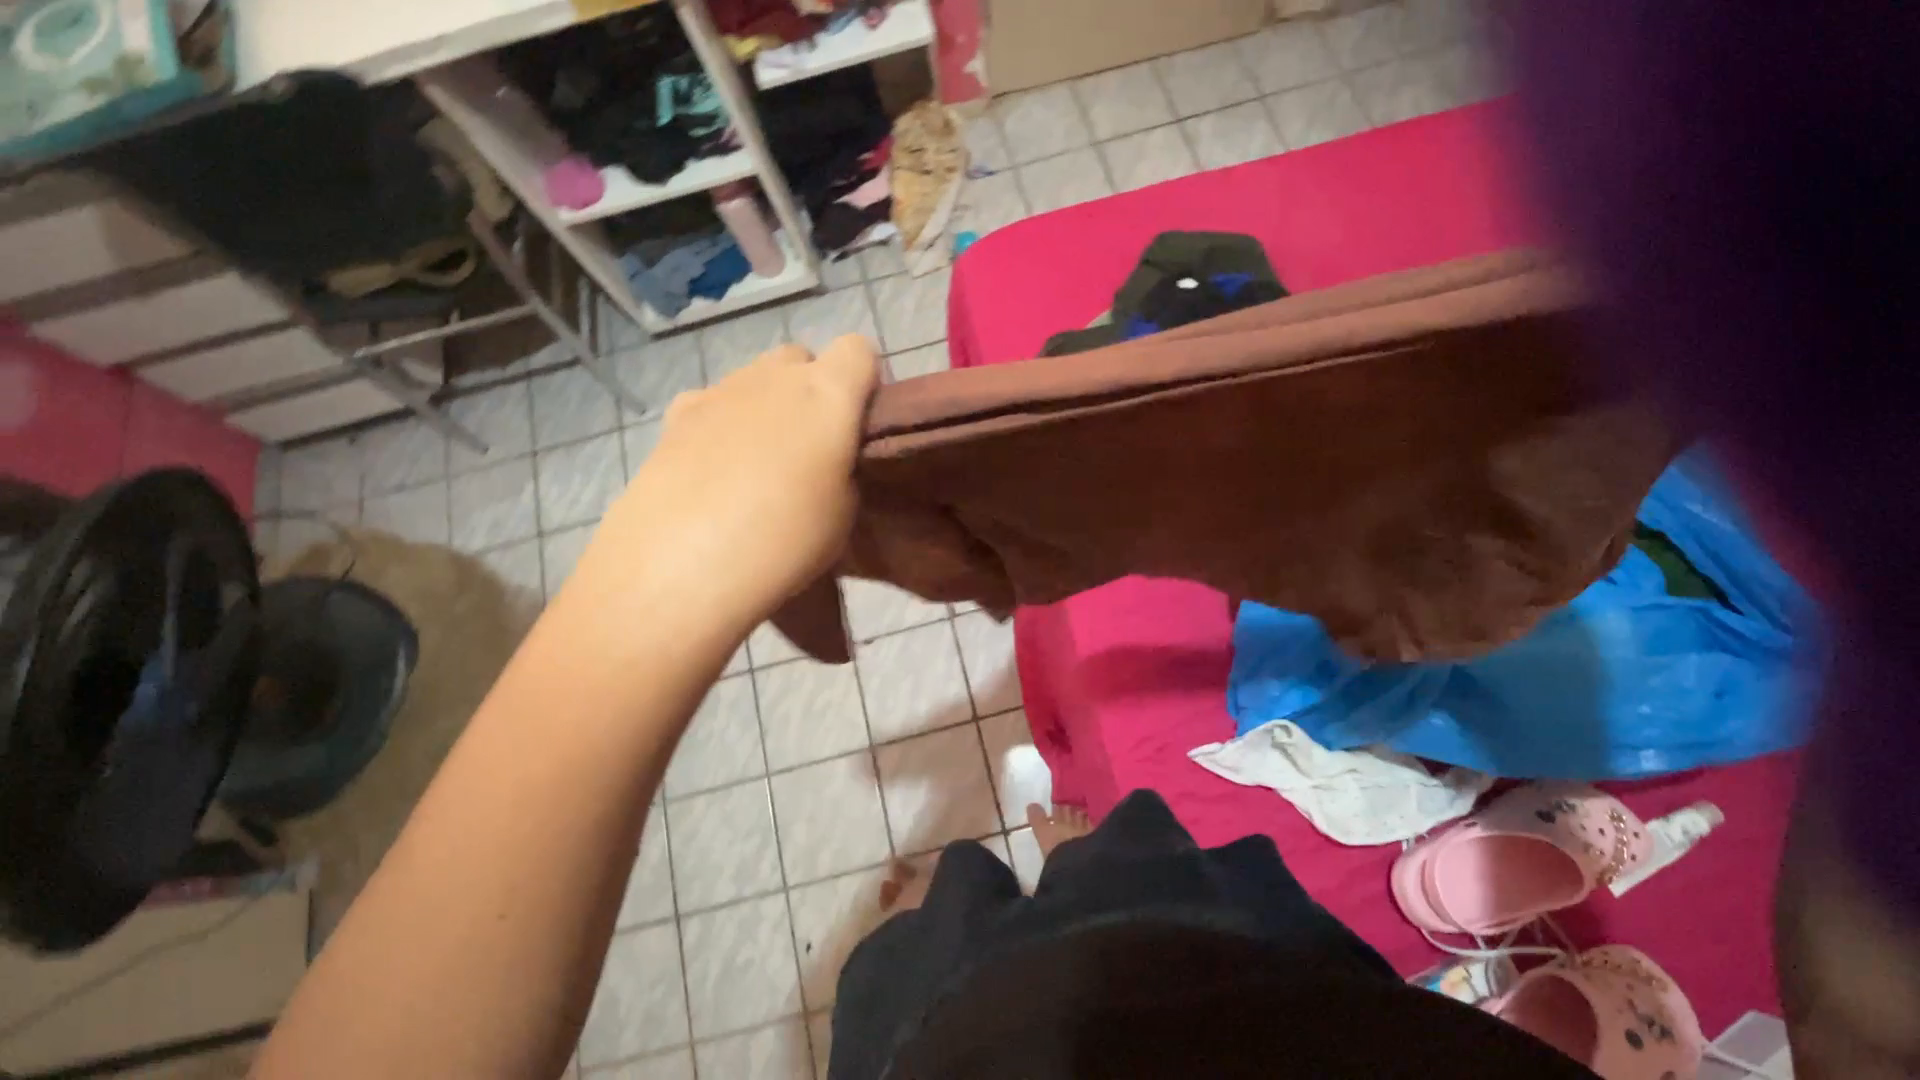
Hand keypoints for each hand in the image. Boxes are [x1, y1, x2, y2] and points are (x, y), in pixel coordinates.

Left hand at [580, 335, 880, 630]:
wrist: (681, 563)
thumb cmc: (784, 540)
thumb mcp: (843, 513)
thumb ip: (844, 467)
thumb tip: (827, 457)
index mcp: (828, 393)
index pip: (859, 350)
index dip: (863, 382)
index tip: (857, 425)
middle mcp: (774, 376)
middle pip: (801, 358)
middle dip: (809, 390)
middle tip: (809, 448)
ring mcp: (720, 390)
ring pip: (755, 380)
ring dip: (765, 407)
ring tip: (756, 467)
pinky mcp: (676, 414)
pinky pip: (712, 403)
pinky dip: (720, 423)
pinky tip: (712, 469)